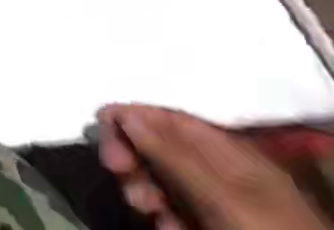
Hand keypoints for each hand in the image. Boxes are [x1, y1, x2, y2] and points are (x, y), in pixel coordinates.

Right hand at [97, 105, 333, 229]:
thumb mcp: (222, 196)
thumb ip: (172, 155)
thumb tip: (125, 115)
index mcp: (232, 153)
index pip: (171, 118)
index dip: (133, 115)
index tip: (101, 124)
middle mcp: (224, 172)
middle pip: (162, 148)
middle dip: (134, 155)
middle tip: (117, 171)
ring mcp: (221, 205)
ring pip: (164, 183)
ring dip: (145, 189)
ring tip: (145, 210)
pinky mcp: (214, 227)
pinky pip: (176, 213)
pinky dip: (164, 218)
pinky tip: (165, 229)